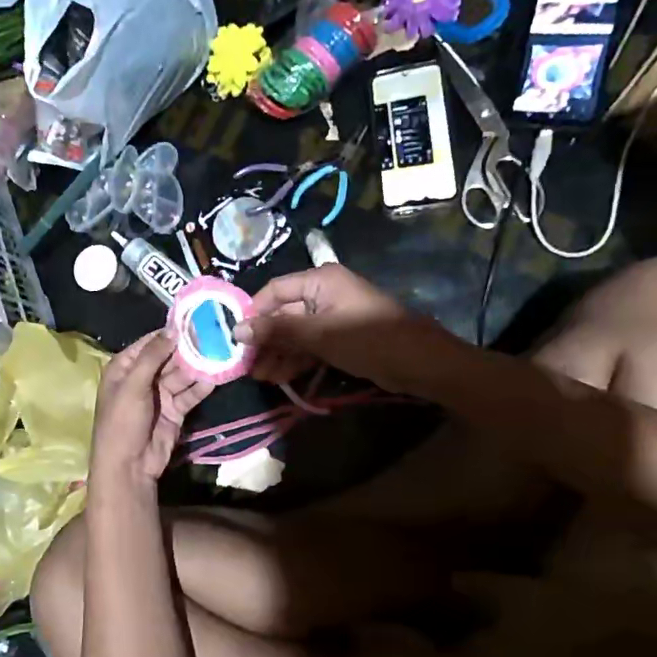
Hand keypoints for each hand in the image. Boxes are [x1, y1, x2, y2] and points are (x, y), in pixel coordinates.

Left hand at [91, 330, 213, 484]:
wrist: (129, 467)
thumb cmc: (122, 422)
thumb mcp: (133, 386)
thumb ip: (152, 356)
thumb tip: (172, 329)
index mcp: (125, 367)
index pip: (150, 342)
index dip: (171, 332)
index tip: (195, 318)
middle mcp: (142, 377)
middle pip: (169, 357)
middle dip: (190, 348)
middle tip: (214, 333)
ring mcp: (160, 394)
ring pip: (182, 374)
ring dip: (199, 366)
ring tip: (221, 352)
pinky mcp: (175, 410)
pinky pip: (190, 393)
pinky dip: (202, 386)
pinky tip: (218, 375)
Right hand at [235, 265, 461, 392]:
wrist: (421, 363)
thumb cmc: (369, 338)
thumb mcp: (320, 334)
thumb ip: (279, 331)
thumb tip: (238, 330)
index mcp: (320, 280)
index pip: (275, 290)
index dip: (254, 313)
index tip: (235, 337)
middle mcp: (325, 293)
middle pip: (284, 313)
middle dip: (265, 339)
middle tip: (245, 364)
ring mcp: (334, 317)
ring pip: (296, 333)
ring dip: (278, 353)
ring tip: (258, 376)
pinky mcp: (342, 339)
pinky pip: (311, 345)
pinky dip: (296, 359)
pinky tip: (278, 377)